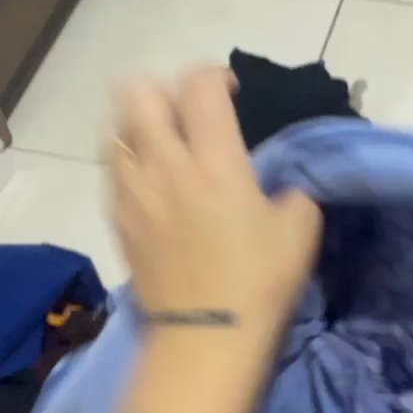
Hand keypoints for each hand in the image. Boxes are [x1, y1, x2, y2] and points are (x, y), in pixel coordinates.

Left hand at [109, 67, 321, 339]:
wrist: (205, 336)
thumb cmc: (259, 281)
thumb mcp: (300, 230)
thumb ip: (292, 190)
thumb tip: (278, 184)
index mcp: (214, 160)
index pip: (198, 84)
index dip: (215, 75)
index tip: (231, 93)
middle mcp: (164, 164)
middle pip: (137, 91)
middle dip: (163, 90)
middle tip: (188, 116)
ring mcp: (132, 190)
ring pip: (115, 127)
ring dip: (139, 125)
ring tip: (165, 148)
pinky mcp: (116, 218)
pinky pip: (112, 168)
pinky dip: (130, 162)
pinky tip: (154, 187)